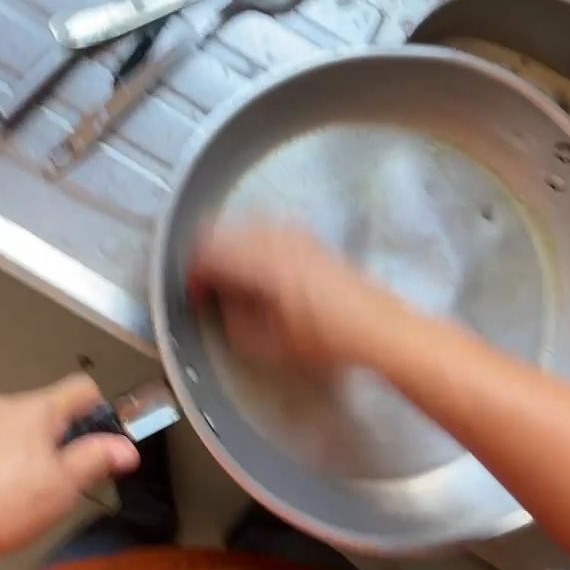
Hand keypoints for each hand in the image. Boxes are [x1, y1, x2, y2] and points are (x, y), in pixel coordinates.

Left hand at [0, 374, 137, 559]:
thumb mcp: (60, 488)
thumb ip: (95, 460)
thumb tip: (125, 447)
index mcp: (36, 410)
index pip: (80, 388)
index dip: (99, 408)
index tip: (101, 435)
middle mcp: (0, 406)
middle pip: (41, 413)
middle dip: (53, 443)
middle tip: (54, 485)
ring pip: (5, 432)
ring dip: (15, 456)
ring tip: (9, 501)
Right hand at [187, 223, 398, 369]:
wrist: (379, 328)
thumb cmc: (325, 340)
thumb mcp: (269, 344)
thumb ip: (234, 320)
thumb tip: (218, 304)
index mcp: (260, 263)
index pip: (208, 253)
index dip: (192, 273)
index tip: (191, 292)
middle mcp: (275, 239)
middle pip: (222, 231)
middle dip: (206, 255)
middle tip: (204, 283)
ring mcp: (295, 234)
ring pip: (243, 225)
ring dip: (228, 246)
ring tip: (226, 274)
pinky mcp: (310, 238)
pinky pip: (265, 228)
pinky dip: (250, 241)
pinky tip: (257, 266)